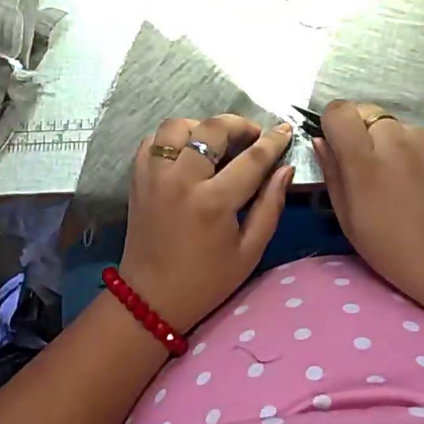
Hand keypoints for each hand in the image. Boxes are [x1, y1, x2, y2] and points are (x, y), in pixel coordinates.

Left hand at [117, 115, 294, 330]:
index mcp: (213, 202)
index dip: (272, 141)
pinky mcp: (137, 178)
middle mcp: (181, 180)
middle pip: (212, 130)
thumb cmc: (207, 280)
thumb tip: (285, 168)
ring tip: (216, 141)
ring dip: (201, 127)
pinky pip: (153, 141)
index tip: (285, 130)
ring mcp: (154, 176)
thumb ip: (270, 205)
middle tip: (252, 136)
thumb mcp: (250, 251)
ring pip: (176, 126)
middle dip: (238, 125)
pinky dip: (172, 138)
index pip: (251, 159)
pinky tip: (187, 152)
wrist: (150, 299)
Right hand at [313, 100, 423, 301]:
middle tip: (375, 169)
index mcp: (365, 161)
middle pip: (370, 115)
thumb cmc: (397, 252)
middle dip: (365, 135)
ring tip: (408, 182)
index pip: (339, 111)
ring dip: (396, 146)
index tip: (338, 142)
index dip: (335, 123)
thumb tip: (322, 141)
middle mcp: (397, 140)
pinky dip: (423, 155)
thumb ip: (333, 173)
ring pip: (401, 129)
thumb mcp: (350, 220)